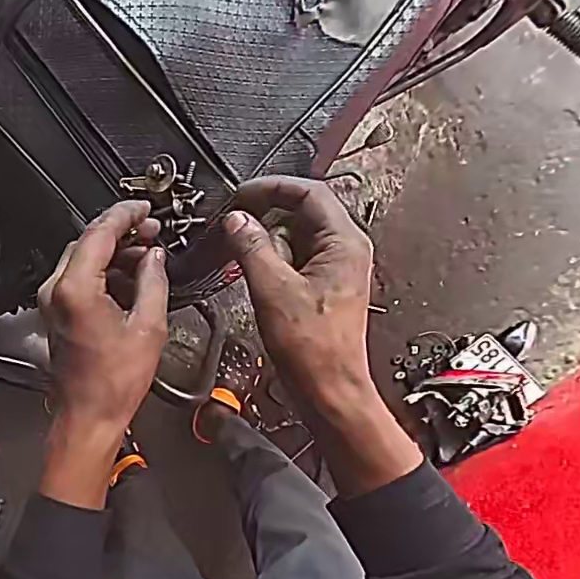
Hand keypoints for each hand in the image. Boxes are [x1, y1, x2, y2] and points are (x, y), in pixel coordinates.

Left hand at [36, 201, 168, 507]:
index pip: (100, 232)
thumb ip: (153, 281)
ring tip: (147, 255)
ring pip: (83, 258)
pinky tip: (130, 277)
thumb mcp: (148, 326)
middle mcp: (56, 291)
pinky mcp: (57, 312)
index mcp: (75, 289)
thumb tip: (154, 258)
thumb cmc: (112, 384)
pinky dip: (104, 271)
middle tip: (152, 231)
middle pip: (88, 242)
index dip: (126, 214)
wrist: (89, 416)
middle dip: (123, 232)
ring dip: (114, 252)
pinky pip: (79, 278)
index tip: (144, 208)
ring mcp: (53, 302)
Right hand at [220, 176, 420, 496]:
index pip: (309, 192)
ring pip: (295, 236)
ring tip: (241, 251)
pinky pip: (293, 259)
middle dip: (265, 214)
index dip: (271, 188)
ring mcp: (334, 269)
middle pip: (302, 212)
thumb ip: (252, 247)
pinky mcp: (321, 287)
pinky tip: (254, 272)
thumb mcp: (273, 290)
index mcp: (345, 243)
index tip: (242, 194)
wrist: (328, 390)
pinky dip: (271, 259)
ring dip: (266, 240)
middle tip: (234, 221)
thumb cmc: (315, 351)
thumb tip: (237, 220)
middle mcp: (345, 251)